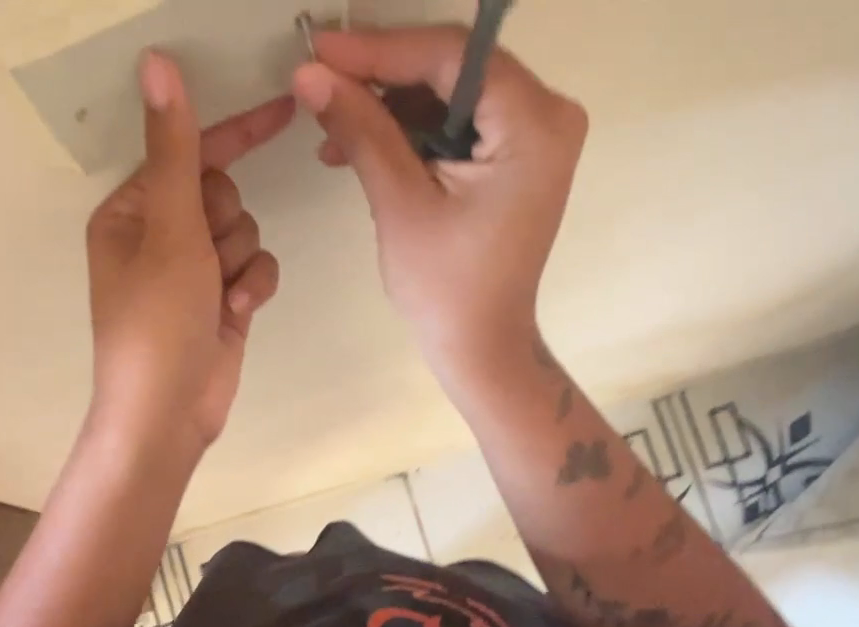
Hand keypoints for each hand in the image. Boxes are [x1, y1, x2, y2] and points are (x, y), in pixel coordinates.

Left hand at [86, 51, 293, 458]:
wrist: (168, 415)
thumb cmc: (157, 324)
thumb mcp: (169, 231)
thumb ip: (177, 150)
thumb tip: (158, 66)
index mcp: (131, 212)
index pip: (189, 154)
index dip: (236, 134)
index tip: (285, 109)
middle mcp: (160, 236)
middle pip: (223, 193)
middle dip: (225, 226)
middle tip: (205, 260)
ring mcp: (192, 272)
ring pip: (245, 232)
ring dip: (240, 265)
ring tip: (218, 299)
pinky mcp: (221, 301)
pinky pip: (256, 269)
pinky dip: (252, 290)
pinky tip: (235, 317)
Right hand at [292, 28, 586, 372]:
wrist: (479, 345)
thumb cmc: (445, 287)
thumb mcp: (399, 204)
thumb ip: (361, 130)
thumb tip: (311, 75)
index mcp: (534, 124)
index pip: (451, 56)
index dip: (380, 50)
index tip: (320, 50)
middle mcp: (547, 115)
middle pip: (452, 69)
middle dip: (381, 78)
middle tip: (319, 84)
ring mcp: (533, 135)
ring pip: (447, 95)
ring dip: (388, 109)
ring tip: (331, 133)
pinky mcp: (514, 156)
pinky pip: (454, 124)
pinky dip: (408, 133)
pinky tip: (358, 148)